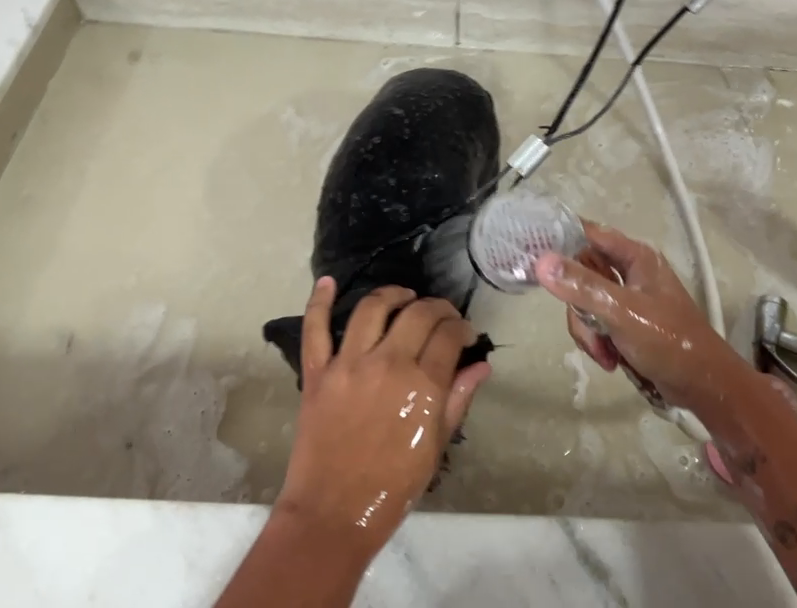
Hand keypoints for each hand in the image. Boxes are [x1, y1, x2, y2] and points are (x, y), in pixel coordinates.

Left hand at [274, 279, 491, 555]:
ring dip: (393, 294)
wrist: (334, 513)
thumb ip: (458, 398)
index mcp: (421, 383)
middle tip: (443, 316)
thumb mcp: (436, 444)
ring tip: (404, 297)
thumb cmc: (394, 485)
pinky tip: (327, 282)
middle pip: (417, 314)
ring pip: (372, 308)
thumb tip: (481, 366)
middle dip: (438, 308)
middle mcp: (387, 363)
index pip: (449, 335)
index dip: (462, 327)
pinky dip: (318, 301)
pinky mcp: (317, 373)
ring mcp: (348, 364)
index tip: (466, 333)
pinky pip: (315, 329)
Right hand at [536, 223, 748, 414]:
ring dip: (588, 331)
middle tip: (589, 330)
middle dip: (579, 307)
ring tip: (605, 354)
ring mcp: (628, 299)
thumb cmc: (668, 340)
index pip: (588, 234)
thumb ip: (582, 286)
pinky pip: (595, 324)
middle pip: (581, 274)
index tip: (533, 257)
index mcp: (635, 257)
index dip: (560, 241)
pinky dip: (597, 342)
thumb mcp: (621, 312)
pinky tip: (611, 360)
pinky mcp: (626, 323)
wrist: (702, 386)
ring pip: (585, 303)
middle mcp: (630, 272)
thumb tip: (541, 261)